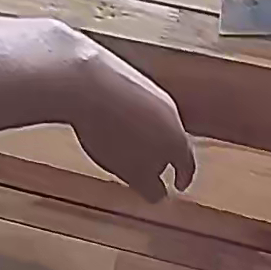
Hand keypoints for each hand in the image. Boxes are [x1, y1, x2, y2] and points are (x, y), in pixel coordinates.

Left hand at [56, 28, 196, 201]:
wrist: (84, 81)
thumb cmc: (111, 133)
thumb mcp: (131, 173)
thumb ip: (150, 188)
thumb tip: (159, 195)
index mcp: (177, 139)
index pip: (187, 164)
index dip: (183, 178)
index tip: (178, 185)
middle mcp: (171, 112)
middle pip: (172, 139)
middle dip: (161, 155)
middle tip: (150, 168)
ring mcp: (151, 90)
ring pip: (154, 119)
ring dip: (145, 135)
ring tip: (125, 146)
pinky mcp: (129, 74)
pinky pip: (133, 102)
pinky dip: (128, 116)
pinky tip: (109, 122)